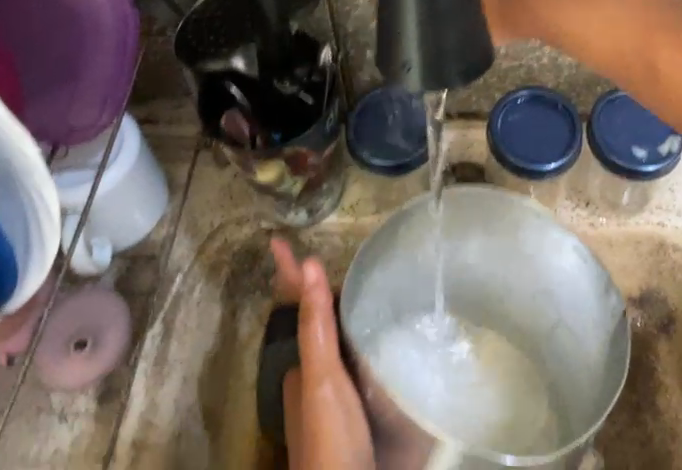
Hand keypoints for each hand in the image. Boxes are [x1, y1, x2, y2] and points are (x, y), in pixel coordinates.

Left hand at [270, 238, 372, 469]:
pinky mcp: (369, 414)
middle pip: (324, 322)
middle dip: (328, 291)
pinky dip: (381, 347)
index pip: (299, 305)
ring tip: (373, 286)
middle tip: (339, 257)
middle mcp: (321, 376)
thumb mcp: (321, 379)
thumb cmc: (328, 440)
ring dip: (357, 316)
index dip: (290, 273)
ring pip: (348, 345)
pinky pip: (373, 368)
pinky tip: (402, 340)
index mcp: (305, 366)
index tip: (278, 240)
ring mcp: (344, 397)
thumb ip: (316, 326)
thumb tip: (308, 263)